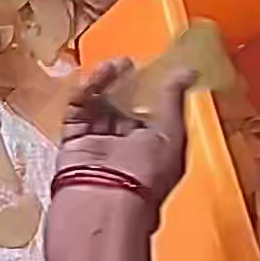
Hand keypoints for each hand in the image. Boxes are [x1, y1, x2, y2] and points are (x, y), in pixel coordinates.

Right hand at [55, 59, 194, 206]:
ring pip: (98, 106)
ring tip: (113, 64)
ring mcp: (97, 143)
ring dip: (105, 84)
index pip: (151, 114)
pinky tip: (95, 76)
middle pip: (122, 107)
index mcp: (154, 148)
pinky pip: (77, 112)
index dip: (151, 91)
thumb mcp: (171, 131)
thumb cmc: (145, 173)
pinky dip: (84, 93)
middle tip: (129, 64)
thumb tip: (186, 70)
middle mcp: (124, 147)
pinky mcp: (73, 141)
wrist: (107, 196)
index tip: (154, 69)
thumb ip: (171, 98)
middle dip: (126, 85)